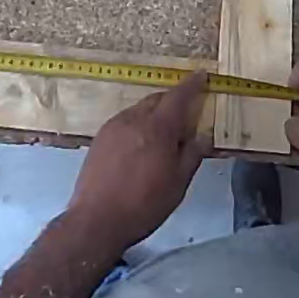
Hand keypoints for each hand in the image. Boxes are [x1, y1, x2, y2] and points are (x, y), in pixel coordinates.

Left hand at [67, 72, 210, 249]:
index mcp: (159, 127)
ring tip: (161, 132)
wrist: (95, 222)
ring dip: (154, 112)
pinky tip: (140, 143)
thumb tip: (203, 135)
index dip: (193, 84)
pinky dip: (138, 122)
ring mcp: (114, 126)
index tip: (202, 75)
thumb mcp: (178, 183)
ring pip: (140, 108)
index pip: (179, 95)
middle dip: (173, 100)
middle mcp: (135, 118)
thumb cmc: (143, 204)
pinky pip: (126, 120)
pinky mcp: (100, 137)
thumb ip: (193, 154)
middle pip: (158, 98)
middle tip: (184, 112)